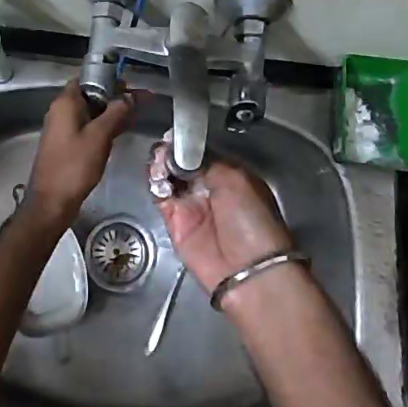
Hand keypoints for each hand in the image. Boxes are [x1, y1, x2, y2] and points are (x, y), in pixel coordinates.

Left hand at [24, 80, 133, 222]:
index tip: (129, 86)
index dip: (108, 80)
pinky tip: (119, 132)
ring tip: (134, 115)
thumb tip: (130, 96)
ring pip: (89, 112)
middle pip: (89, 95)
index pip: (87, 79)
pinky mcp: (66, 144)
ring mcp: (62, 128)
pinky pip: (86, 127)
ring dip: (109, 113)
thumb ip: (116, 113)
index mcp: (65, 103)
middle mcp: (60, 111)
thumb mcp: (100, 136)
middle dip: (113, 97)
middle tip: (138, 101)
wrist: (52, 200)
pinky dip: (102, 126)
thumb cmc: (74, 165)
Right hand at [149, 148, 293, 295]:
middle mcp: (209, 188)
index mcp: (230, 176)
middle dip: (170, 153)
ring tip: (160, 163)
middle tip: (165, 150)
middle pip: (180, 163)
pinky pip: (159, 196)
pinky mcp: (174, 221)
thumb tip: (181, 152)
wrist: (247, 270)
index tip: (174, 137)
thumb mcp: (235, 180)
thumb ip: (205, 161)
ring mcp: (190, 204)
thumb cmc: (252, 221)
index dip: (186, 145)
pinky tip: (157, 178)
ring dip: (161, 166)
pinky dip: (155, 184)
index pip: (201, 153)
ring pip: (167, 177)